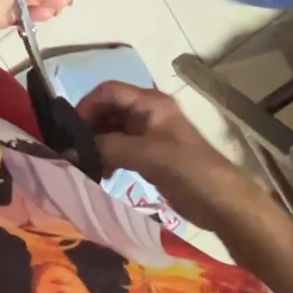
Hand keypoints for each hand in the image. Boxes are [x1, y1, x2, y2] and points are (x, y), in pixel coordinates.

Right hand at [77, 81, 257, 229]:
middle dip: (89, 127)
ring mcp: (150, 134)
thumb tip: (70, 151)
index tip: (70, 129)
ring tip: (85, 165)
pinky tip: (101, 174)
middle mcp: (149, 112)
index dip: (87, 105)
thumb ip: (107, 148)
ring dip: (97, 144)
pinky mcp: (151, 155)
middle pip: (109, 109)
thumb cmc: (187, 169)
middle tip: (72, 150)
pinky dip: (108, 157)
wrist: (222, 202)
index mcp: (151, 102)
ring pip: (113, 130)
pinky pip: (121, 148)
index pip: (109, 91)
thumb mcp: (145, 155)